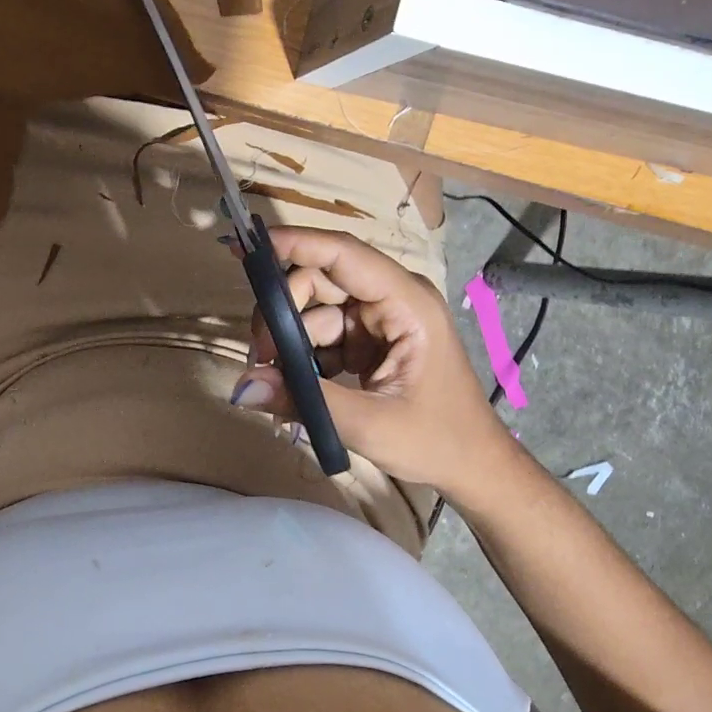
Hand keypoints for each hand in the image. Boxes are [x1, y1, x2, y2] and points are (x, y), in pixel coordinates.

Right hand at [233, 227, 518, 495]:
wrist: (470, 467)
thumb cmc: (436, 441)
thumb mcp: (367, 424)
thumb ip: (304, 400)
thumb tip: (241, 386)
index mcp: (407, 305)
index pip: (345, 255)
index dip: (296, 244)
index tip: (246, 248)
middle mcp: (391, 302)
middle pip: (320, 281)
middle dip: (283, 311)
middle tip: (261, 356)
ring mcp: (378, 323)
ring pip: (314, 311)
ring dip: (288, 341)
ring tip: (277, 382)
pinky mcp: (367, 344)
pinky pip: (320, 337)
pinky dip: (301, 359)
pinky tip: (298, 387)